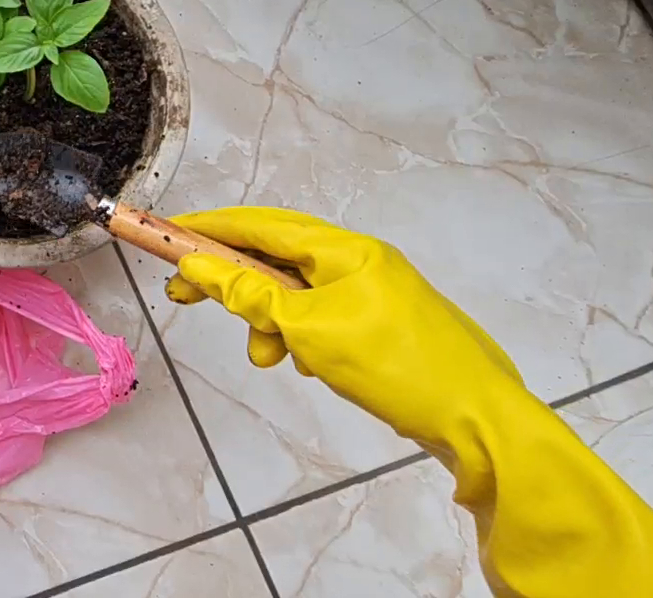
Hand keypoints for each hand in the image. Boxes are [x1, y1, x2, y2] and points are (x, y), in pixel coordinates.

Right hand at [162, 207, 525, 448]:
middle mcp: (357, 259)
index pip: (259, 225)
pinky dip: (295, 330)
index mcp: (343, 249)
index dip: (208, 227)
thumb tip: (194, 265)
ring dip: (265, 315)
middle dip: (229, 277)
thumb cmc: (391, 365)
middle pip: (272, 254)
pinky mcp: (378, 321)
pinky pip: (317, 312)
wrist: (484, 428)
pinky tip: (298, 360)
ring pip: (293, 289)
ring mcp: (371, 290)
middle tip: (184, 294)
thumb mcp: (305, 327)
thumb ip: (244, 292)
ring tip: (261, 351)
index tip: (167, 232)